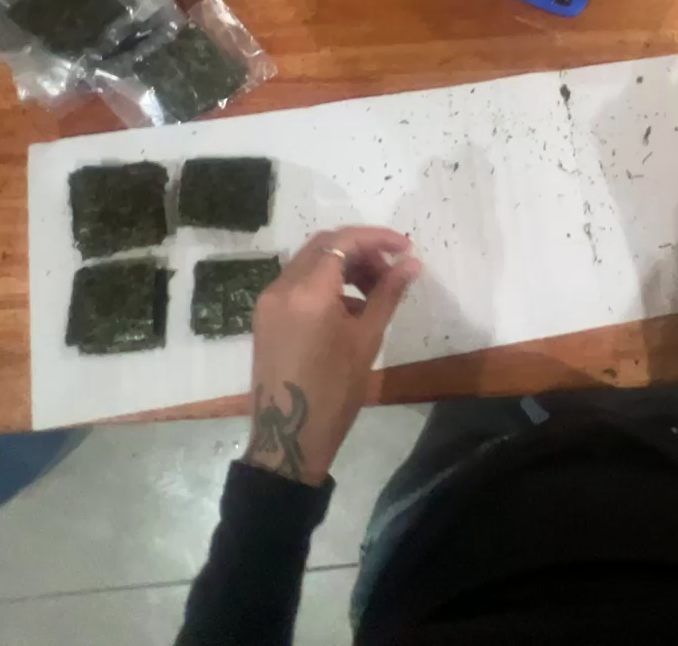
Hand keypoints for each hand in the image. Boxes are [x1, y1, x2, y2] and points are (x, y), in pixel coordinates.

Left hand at [244, 226, 420, 484]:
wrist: (288, 439)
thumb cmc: (335, 391)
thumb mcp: (367, 339)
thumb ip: (388, 293)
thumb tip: (412, 264)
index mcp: (308, 292)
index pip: (344, 242)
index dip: (378, 238)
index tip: (406, 248)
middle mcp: (282, 287)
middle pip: (325, 245)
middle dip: (362, 249)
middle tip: (392, 269)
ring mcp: (269, 301)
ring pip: (311, 261)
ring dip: (345, 264)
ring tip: (376, 289)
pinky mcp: (265, 315)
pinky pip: (299, 282)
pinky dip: (327, 281)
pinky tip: (350, 306)